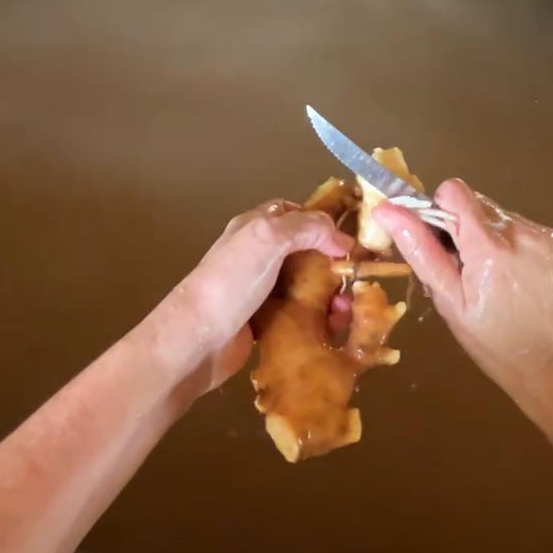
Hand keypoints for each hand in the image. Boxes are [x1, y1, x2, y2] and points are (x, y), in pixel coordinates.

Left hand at [145, 200, 352, 396]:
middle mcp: (256, 254)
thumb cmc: (230, 281)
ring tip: (346, 311)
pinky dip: (317, 319)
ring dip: (329, 295)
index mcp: (254, 227)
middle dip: (332, 263)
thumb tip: (342, 238)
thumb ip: (305, 227)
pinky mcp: (262, 321)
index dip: (321, 221)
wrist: (197, 340)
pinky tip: (333, 328)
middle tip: (355, 281)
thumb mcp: (267, 238)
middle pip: (303, 250)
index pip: (293, 212)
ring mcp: (258, 289)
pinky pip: (297, 314)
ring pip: (303, 285)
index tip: (351, 239)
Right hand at [376, 179, 552, 423]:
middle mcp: (523, 231)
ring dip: (496, 240)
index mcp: (489, 246)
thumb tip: (388, 210)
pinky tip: (528, 283)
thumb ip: (420, 250)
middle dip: (467, 229)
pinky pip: (534, 232)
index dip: (440, 210)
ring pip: (506, 219)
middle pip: (480, 205)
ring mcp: (552, 237)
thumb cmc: (497, 347)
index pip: (454, 191)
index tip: (440, 240)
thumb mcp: (451, 303)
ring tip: (503, 283)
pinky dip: (523, 249)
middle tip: (470, 271)